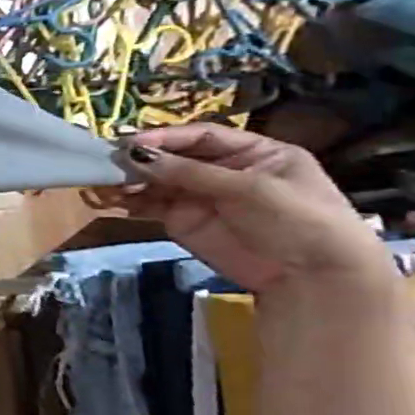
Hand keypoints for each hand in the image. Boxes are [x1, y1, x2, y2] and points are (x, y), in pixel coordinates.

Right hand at [102, 124, 390, 295]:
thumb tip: (135, 155)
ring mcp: (199, 196)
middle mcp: (222, 170)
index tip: (131, 144)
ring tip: (102, 186)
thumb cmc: (297, 220)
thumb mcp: (249, 189)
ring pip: (154, 181)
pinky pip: (148, 205)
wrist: (311, 278)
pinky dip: (126, 202)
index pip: (201, 136)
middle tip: (108, 165)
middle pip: (172, 158)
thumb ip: (190, 172)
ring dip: (127, 181)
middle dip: (140, 161)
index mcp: (252, 153)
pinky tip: (108, 200)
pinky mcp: (181, 221)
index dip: (166, 137)